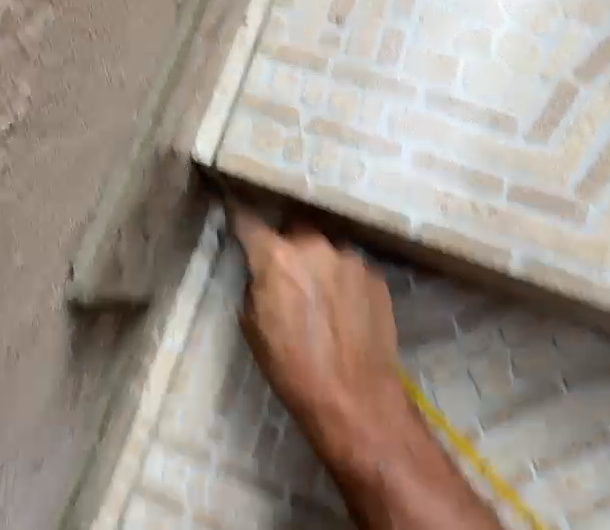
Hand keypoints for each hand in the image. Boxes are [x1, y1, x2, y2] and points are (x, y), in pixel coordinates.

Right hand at [225, 201, 408, 455]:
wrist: (355, 398)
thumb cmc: (292, 368)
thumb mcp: (253, 327)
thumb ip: (255, 285)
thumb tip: (260, 270)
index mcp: (276, 256)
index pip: (248, 221)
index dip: (239, 216)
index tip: (234, 210)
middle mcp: (314, 245)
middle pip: (293, 226)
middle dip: (286, 241)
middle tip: (285, 269)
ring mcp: (350, 257)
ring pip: (326, 246)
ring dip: (318, 260)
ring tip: (320, 293)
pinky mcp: (375, 275)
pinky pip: (350, 267)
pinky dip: (343, 279)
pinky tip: (345, 308)